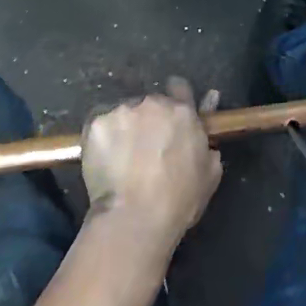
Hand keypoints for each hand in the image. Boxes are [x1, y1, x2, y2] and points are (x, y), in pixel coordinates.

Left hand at [80, 77, 222, 250]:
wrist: (135, 218)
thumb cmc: (178, 202)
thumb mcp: (208, 174)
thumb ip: (207, 142)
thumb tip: (207, 121)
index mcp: (182, 112)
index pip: (179, 87)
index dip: (175, 98)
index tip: (168, 116)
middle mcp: (152, 103)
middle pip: (149, 103)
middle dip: (147, 120)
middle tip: (144, 148)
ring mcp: (122, 111)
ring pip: (123, 113)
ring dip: (124, 128)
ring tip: (121, 158)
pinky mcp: (97, 122)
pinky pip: (100, 124)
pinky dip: (102, 138)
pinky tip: (104, 159)